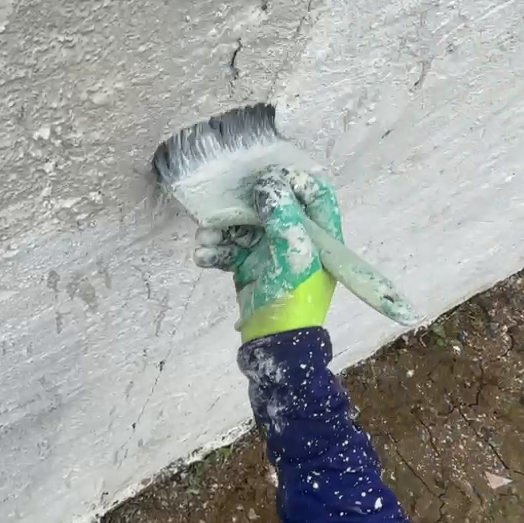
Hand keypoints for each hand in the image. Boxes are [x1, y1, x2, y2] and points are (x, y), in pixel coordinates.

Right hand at [193, 166, 342, 340]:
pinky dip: (215, 250)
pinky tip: (203, 255)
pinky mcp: (248, 266)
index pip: (313, 193)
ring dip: (221, 230)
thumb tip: (267, 182)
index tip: (266, 176)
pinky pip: (229, 248)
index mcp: (320, 235)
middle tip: (223, 203)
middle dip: (242, 206)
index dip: (293, 179)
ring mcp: (269, 252)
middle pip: (270, 206)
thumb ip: (283, 216)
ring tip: (204, 238)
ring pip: (243, 226)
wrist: (273, 346)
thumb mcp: (294, 255)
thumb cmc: (293, 300)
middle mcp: (296, 238)